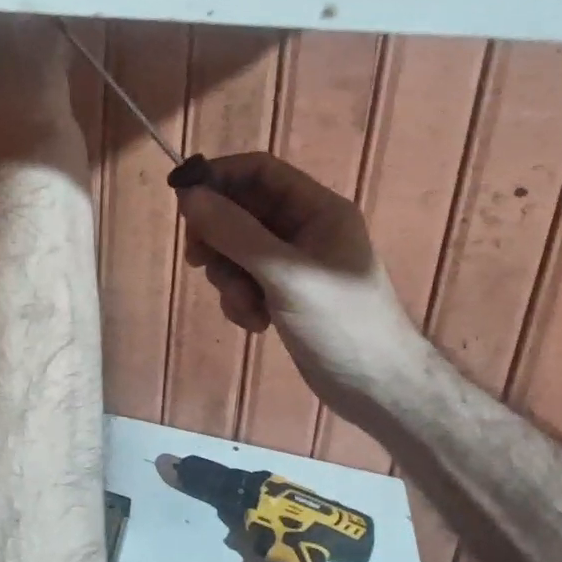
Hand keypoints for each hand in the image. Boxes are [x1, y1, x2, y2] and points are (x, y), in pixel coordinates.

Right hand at [176, 153, 432, 404]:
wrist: (378, 391)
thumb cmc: (342, 323)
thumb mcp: (285, 275)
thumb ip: (236, 233)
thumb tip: (189, 196)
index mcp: (317, 209)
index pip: (258, 170)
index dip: (219, 176)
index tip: (183, 199)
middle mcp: (303, 227)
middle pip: (240, 209)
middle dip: (217, 236)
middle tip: (198, 260)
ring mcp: (292, 261)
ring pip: (235, 247)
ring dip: (227, 275)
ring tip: (244, 305)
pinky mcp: (282, 291)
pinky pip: (242, 278)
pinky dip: (238, 298)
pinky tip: (255, 323)